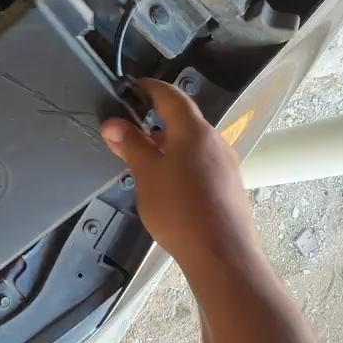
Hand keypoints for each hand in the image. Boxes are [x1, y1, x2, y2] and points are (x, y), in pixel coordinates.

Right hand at [102, 78, 261, 273]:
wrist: (222, 254)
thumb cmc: (179, 209)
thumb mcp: (146, 174)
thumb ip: (131, 145)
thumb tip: (113, 123)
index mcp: (194, 131)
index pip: (171, 96)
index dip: (150, 88)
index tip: (132, 87)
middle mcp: (215, 141)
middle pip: (184, 121)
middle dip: (156, 122)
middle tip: (129, 131)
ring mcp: (226, 164)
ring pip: (193, 144)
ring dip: (169, 145)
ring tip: (144, 161)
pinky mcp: (229, 187)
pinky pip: (201, 164)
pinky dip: (182, 163)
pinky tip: (169, 185)